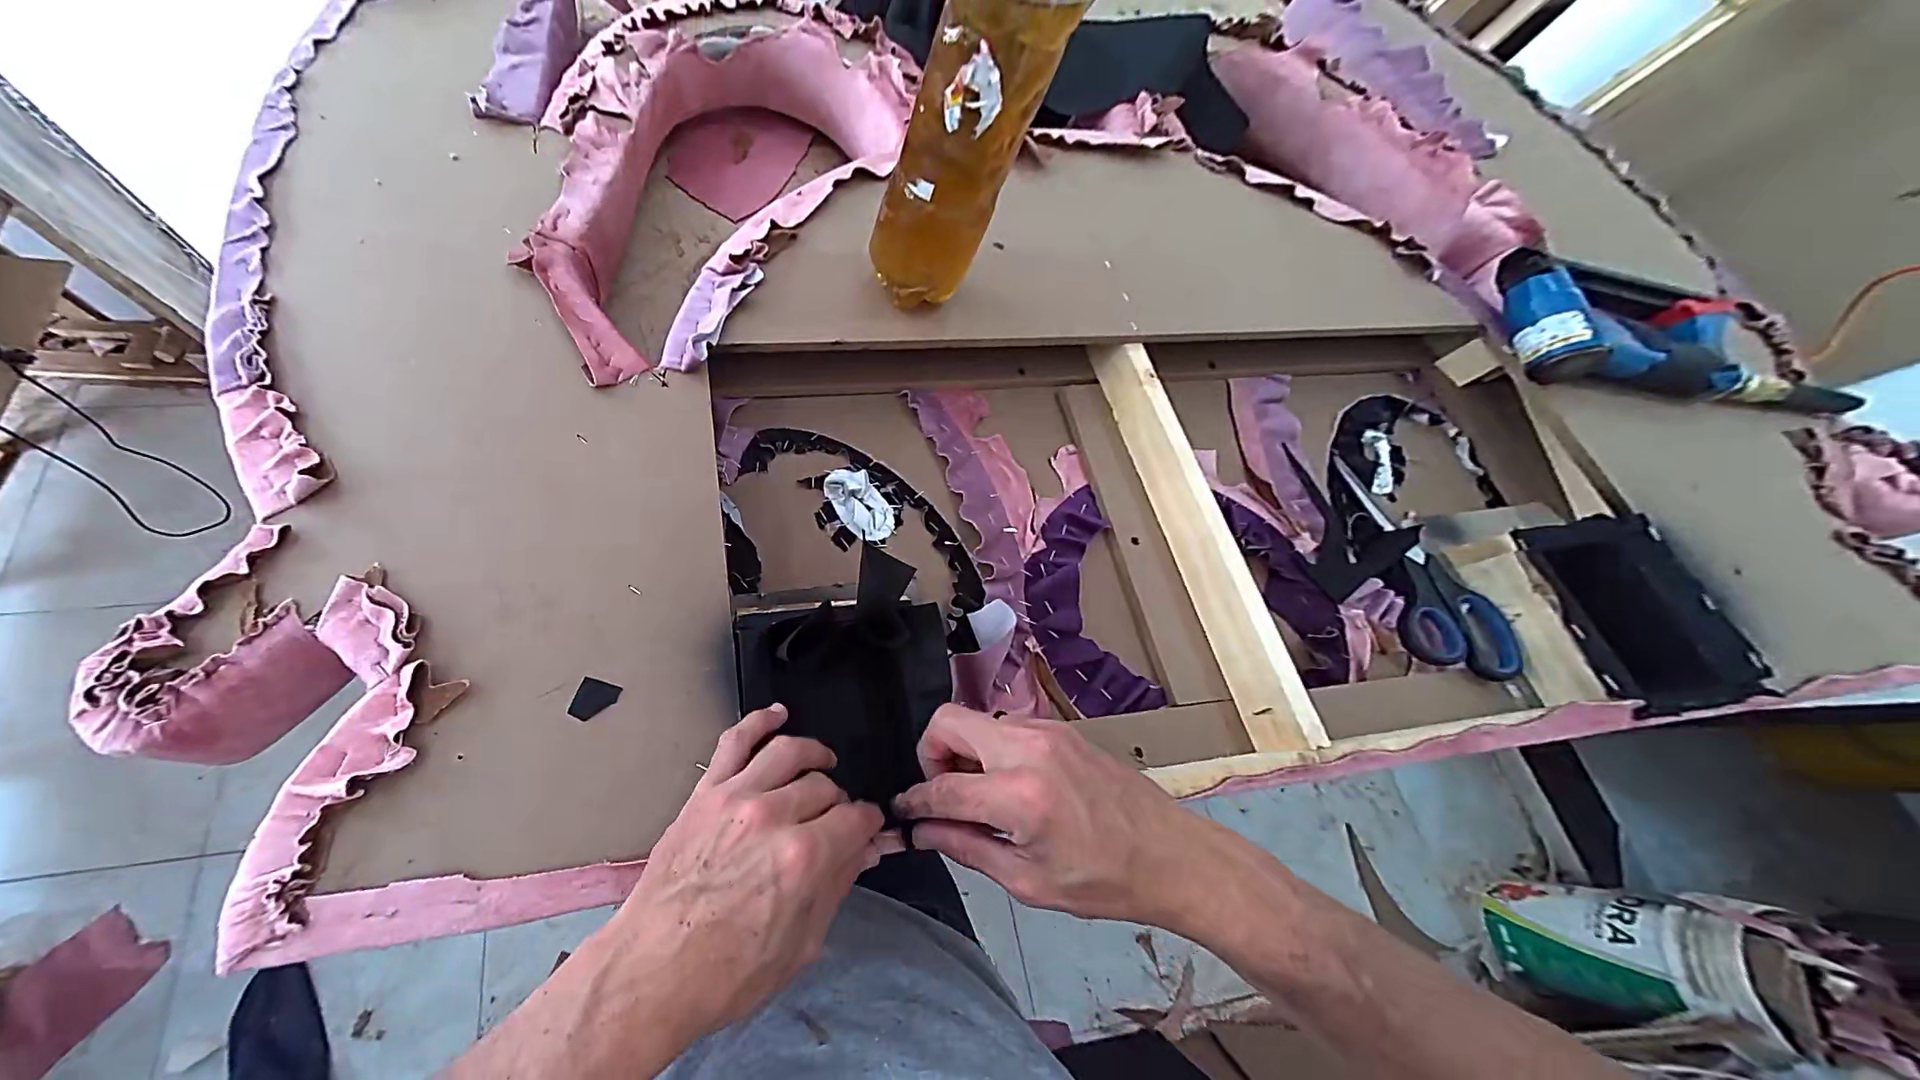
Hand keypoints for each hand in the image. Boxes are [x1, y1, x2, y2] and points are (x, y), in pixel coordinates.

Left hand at [604, 704, 885, 1040]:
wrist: (650, 975)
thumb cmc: (726, 974)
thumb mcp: (801, 945)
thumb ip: (837, 886)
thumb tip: (863, 850)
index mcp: (804, 857)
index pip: (857, 817)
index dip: (868, 824)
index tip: (865, 830)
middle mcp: (774, 817)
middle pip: (826, 786)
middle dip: (839, 802)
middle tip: (833, 820)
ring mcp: (736, 798)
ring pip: (790, 752)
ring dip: (815, 754)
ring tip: (822, 763)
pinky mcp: (705, 794)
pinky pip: (735, 742)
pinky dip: (759, 721)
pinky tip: (778, 715)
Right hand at [892, 704, 1227, 929]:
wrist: (1171, 853)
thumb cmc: (1104, 880)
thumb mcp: (1028, 881)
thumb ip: (967, 848)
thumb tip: (923, 830)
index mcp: (1020, 795)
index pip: (942, 787)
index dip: (914, 801)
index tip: (904, 811)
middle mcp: (1028, 748)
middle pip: (947, 720)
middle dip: (930, 754)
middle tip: (945, 795)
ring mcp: (1046, 730)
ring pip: (976, 719)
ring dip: (962, 750)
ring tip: (980, 796)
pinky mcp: (1059, 728)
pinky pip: (1005, 726)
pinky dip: (990, 748)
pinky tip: (1008, 785)